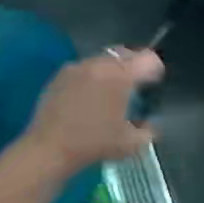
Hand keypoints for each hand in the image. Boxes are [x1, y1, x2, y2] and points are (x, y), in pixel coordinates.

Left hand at [22, 48, 163, 172]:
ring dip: (109, 71)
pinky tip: (86, 98)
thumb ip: (148, 130)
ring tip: (108, 92)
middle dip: (132, 66)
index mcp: (120, 75)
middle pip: (124, 54)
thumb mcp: (130, 144)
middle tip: (133, 86)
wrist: (49, 148)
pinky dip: (89, 78)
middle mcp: (98, 64)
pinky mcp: (57, 77)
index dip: (155, 71)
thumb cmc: (93, 145)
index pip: (148, 59)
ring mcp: (75, 68)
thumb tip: (148, 124)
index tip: (153, 84)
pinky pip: (81, 70)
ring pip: (100, 60)